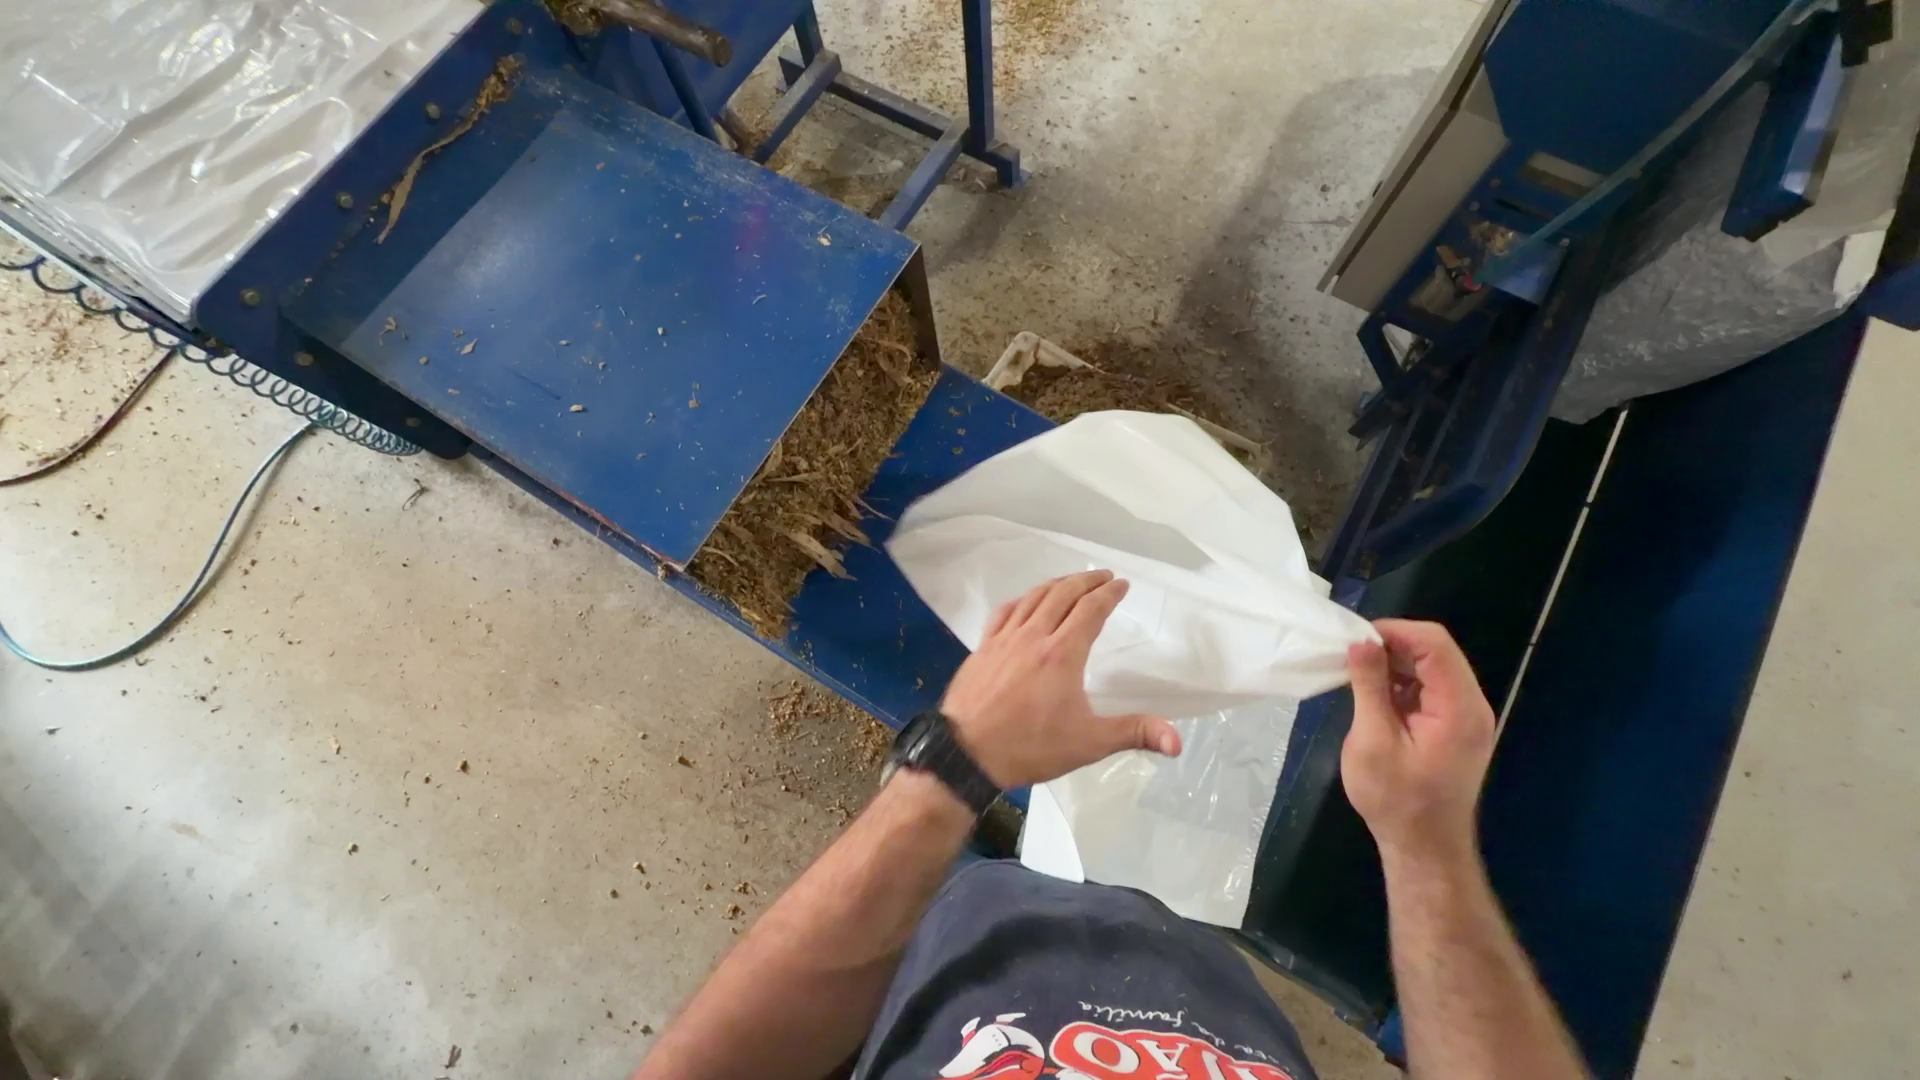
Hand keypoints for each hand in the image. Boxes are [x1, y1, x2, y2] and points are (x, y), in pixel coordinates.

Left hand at [941, 570, 1181, 788]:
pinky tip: (1026, 602)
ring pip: (1033, 598)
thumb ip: (1133, 733)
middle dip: (1086, 581)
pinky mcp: (983, 647)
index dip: (1109, 594)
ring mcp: (1004, 639)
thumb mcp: (1088, 743)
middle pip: (1063, 595)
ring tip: (1071, 582)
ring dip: (1056, 584)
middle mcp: (1033, 636)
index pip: (1091, 610)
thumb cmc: (1030, 747)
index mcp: (1062, 653)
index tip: (1122, 584)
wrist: (966, 752)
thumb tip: (1177, 740)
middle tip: (1103, 575)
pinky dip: (1023, 600)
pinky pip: (1005, 612)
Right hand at [1342, 619, 1496, 864]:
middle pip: (1436, 651)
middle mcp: (1470, 706)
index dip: (1394, 631)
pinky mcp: (1452, 727)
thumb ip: (1370, 687)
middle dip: (1391, 645)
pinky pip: (1428, 688)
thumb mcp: (1373, 740)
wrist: (1423, 848)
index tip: (1354, 640)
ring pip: (1431, 667)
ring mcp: (1464, 717)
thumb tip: (1361, 642)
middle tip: (1349, 656)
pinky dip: (1399, 682)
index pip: (1435, 644)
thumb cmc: (1395, 799)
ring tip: (1355, 673)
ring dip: (1393, 663)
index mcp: (1459, 708)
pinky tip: (1372, 694)